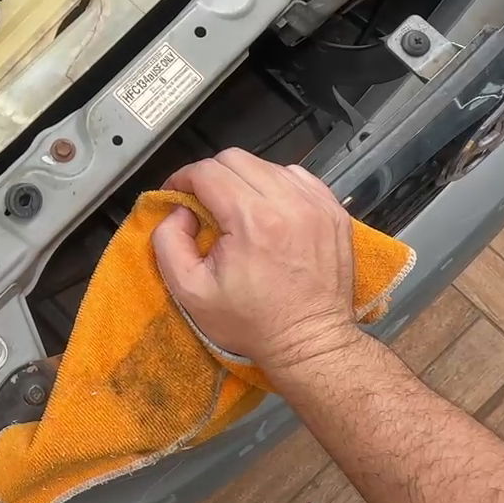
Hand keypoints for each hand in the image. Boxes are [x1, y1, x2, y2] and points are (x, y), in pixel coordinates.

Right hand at [151, 149, 359, 374]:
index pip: (206, 171)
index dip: (182, 178)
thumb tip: (180, 211)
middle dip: (209, 175)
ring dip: (242, 179)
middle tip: (202, 201)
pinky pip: (297, 176)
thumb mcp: (188, 289)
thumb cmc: (249, 321)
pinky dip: (274, 184)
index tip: (176, 196)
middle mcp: (289, 205)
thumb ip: (169, 241)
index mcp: (252, 221)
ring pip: (266, 164)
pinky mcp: (334, 213)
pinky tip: (266, 208)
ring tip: (235, 206)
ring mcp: (317, 206)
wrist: (310, 343)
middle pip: (235, 159)